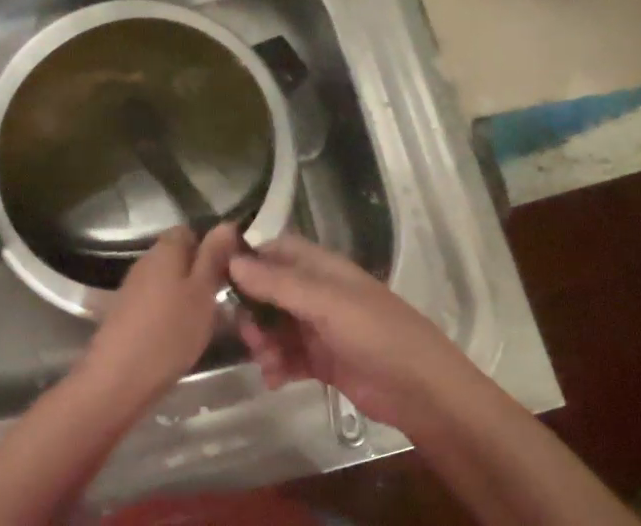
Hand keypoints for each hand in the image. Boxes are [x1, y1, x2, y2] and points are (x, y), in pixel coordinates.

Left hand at [76, 223, 241, 403]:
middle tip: (223, 297)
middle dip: (200, 272)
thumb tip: (226, 223)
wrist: (118, 378)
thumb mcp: (202, 292)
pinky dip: (171, 312)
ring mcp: (133, 287)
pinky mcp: (126, 313)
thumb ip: (213, 257)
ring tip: (207, 319)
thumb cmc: (169, 331)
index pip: (190, 231)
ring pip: (168, 280)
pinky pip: (156, 301)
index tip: (229, 268)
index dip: (211, 245)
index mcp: (165, 249)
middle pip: (179, 256)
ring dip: (187, 294)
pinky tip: (182, 334)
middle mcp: (146, 261)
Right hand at [230, 235, 477, 431]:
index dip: (250, 259)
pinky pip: (288, 357)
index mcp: (323, 269)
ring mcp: (321, 329)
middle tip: (247, 334)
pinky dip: (277, 366)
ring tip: (266, 362)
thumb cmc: (375, 333)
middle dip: (253, 311)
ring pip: (276, 327)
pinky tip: (274, 380)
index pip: (278, 251)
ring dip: (264, 343)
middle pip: (271, 292)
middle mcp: (319, 294)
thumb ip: (279, 283)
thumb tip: (232, 260)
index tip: (220, 277)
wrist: (420, 390)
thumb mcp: (326, 303)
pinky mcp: (323, 362)